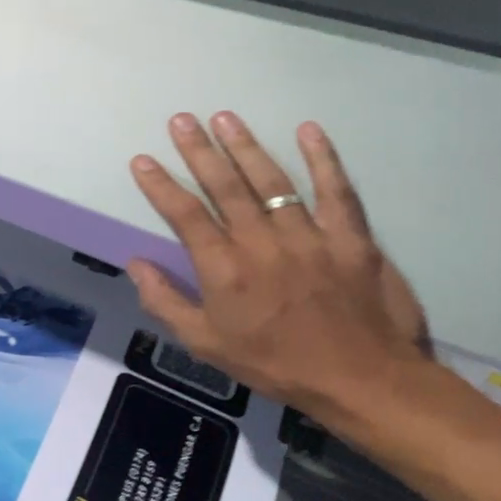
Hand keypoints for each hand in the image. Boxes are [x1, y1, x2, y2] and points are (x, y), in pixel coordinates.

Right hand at [125, 112, 433, 428]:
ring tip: (225, 118)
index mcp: (224, 268)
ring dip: (246, 146)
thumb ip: (166, 302)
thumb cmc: (277, 364)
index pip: (184, 215)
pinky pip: (337, 192)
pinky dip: (324, 159)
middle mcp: (262, 243)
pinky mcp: (352, 239)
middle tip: (181, 120)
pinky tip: (309, 131)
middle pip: (225, 186)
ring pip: (272, 181)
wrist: (364, 382)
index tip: (143, 159)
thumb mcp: (206, 344)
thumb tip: (136, 264)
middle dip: (199, 150)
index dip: (160, 185)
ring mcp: (310, 237)